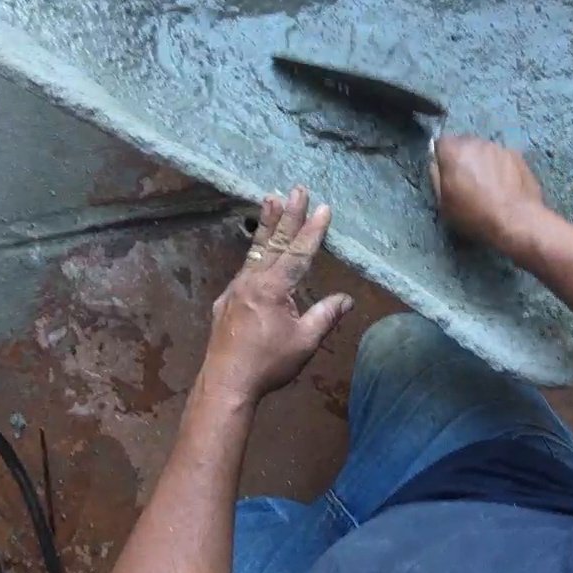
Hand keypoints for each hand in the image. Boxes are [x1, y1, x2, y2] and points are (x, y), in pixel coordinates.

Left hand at [197, 187, 353, 404]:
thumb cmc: (268, 364)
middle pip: (273, 242)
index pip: (298, 252)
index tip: (324, 207)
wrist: (225, 384)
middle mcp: (252, 282)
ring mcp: (235, 290)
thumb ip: (325, 316)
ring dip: (266, 225)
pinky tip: (258, 253)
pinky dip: (255, 253)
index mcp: (273, 289)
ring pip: (255, 251)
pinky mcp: (225, 302)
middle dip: (288, 214)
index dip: (313, 230)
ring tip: (271, 200)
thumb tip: (347, 298)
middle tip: (296, 189)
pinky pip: (244, 270)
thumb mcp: (304, 342)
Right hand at [429, 135, 551, 250]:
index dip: (442, 157)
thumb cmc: (475, 215)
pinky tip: (504, 186)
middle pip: (464, 144)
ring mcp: (499, 147)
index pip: (441, 142)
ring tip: (488, 185)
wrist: (517, 220)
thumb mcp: (444, 204)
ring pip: (484, 150)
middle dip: (463, 157)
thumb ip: (437, 178)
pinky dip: (500, 167)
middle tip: (467, 180)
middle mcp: (476, 142)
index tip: (446, 173)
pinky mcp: (517, 155)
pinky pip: (502, 157)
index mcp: (453, 151)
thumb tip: (436, 165)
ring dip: (482, 161)